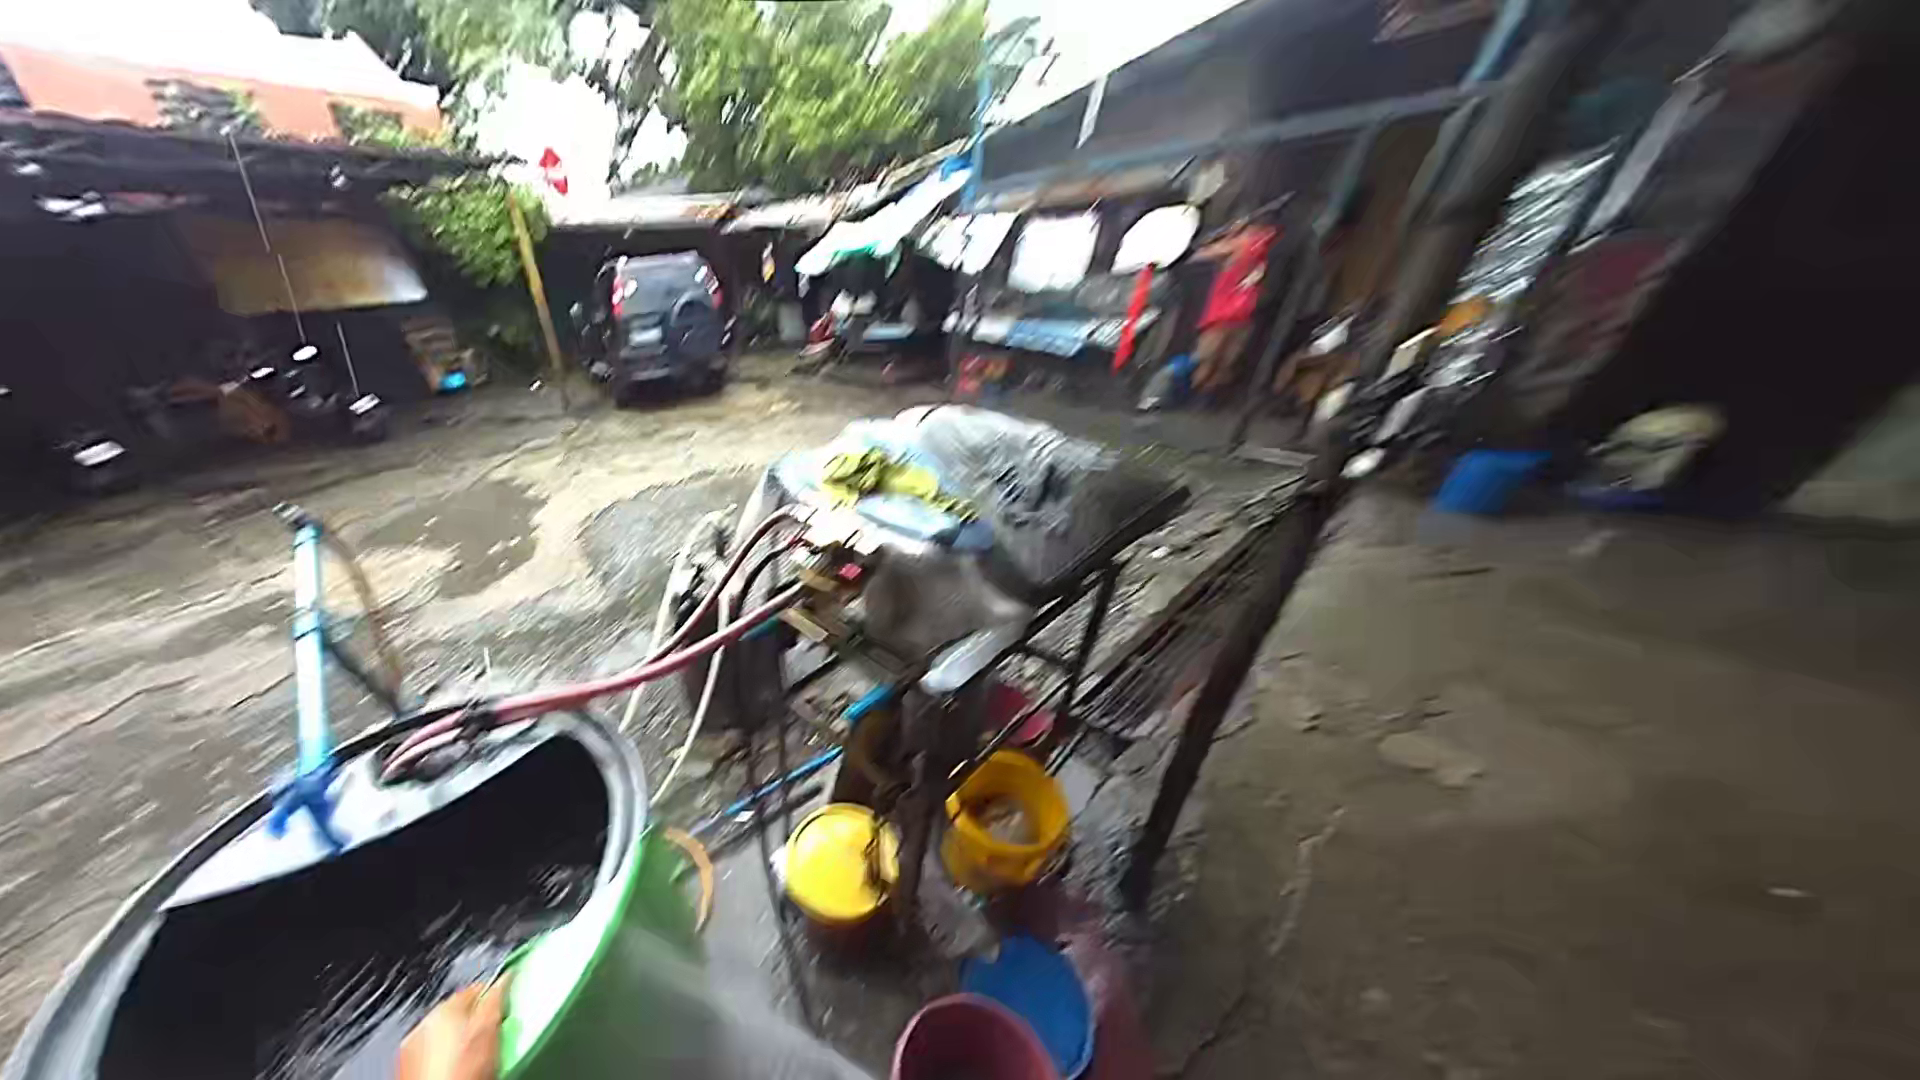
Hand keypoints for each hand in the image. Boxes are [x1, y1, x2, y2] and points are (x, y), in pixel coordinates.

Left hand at [396, 974, 511, 1079]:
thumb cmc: (462, 1070)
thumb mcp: (489, 1028)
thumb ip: (497, 996)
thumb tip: (505, 976)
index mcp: (443, 1009)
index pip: (477, 987)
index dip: (495, 997)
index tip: (505, 1012)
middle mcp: (423, 1024)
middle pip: (462, 1009)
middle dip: (478, 1018)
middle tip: (492, 1034)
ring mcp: (412, 1048)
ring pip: (449, 1029)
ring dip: (463, 1036)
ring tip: (475, 1052)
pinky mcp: (408, 1067)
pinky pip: (436, 1048)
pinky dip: (448, 1052)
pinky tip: (458, 1064)